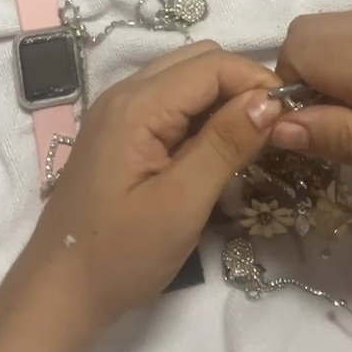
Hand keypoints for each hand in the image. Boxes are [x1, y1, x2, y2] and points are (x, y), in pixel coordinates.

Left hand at [12, 41, 281, 326]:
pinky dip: (201, 112)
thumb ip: (224, 145)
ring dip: (222, 97)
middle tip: (272, 129)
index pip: (211, 64)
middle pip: (198, 60)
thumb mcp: (180, 204)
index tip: (290, 118)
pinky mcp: (122, 130)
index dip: (255, 81)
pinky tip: (217, 147)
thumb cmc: (120, 253)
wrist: (60, 290)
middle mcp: (125, 93)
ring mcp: (120, 110)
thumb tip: (269, 101)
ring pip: (186, 77)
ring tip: (251, 139)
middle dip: (241, 84)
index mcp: (137, 105)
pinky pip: (171, 101)